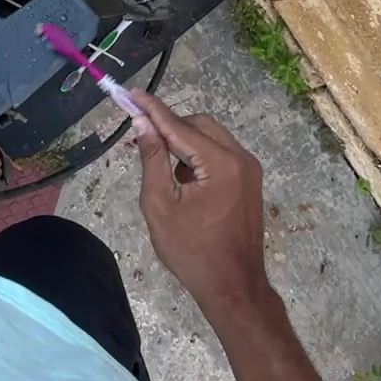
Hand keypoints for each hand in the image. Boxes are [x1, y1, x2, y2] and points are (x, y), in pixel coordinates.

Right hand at [130, 90, 270, 316]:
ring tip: (163, 169)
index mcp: (220, 163)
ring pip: (211, 137)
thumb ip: (152, 158)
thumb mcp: (160, 204)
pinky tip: (183, 181)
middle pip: (199, 125)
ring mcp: (250, 169)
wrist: (232, 286)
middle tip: (143, 139)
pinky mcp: (250, 181)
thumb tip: (142, 123)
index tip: (131, 93)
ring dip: (185, 143)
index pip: (179, 126)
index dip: (152, 109)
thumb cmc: (190, 251)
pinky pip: (220, 154)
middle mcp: (241, 158)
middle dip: (170, 127)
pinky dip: (199, 157)